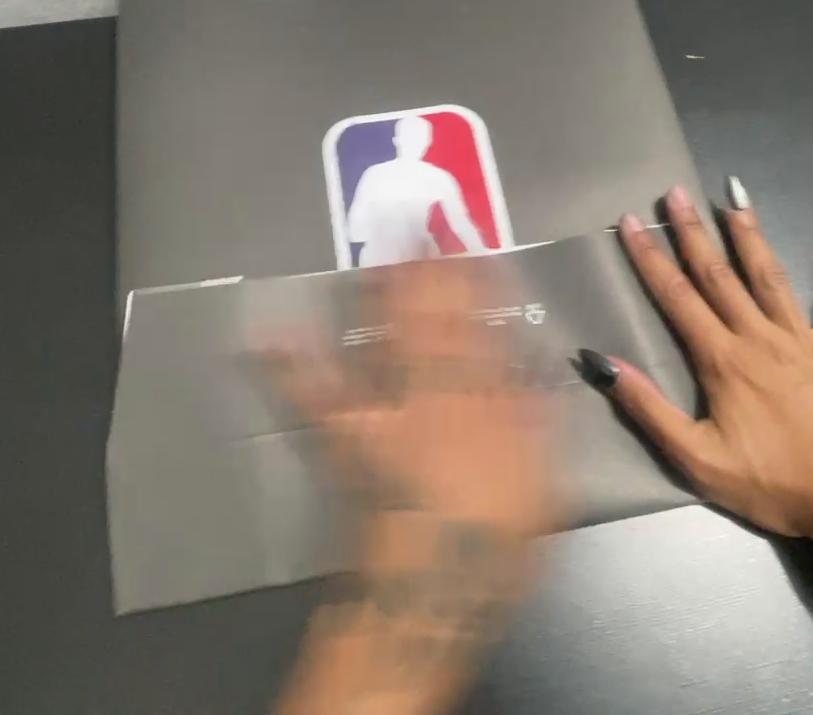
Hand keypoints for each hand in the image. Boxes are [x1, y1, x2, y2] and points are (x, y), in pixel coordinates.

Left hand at [267, 257, 555, 714]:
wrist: (430, 590)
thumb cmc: (490, 543)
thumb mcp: (541, 485)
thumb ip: (536, 417)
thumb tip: (534, 360)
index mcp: (485, 406)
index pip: (482, 329)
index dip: (475, 282)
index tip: (468, 242)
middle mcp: (436, 398)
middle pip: (432, 322)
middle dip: (425, 269)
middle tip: (414, 220)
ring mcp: (388, 414)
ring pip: (386, 341)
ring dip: (381, 294)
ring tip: (374, 251)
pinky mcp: (351, 439)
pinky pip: (320, 397)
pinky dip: (293, 365)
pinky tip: (271, 333)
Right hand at [596, 181, 812, 546]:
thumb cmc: (772, 483)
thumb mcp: (696, 458)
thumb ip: (649, 408)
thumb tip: (603, 361)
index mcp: (722, 359)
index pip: (677, 297)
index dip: (650, 257)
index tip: (632, 222)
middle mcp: (759, 335)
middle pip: (718, 274)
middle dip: (692, 231)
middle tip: (674, 192)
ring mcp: (804, 337)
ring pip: (770, 275)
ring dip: (750, 234)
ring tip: (734, 197)